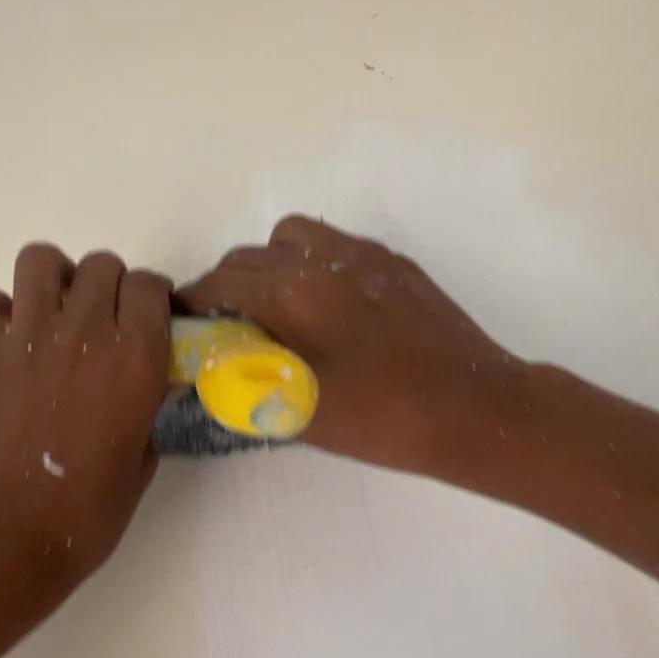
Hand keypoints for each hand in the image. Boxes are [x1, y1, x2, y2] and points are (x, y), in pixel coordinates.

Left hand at [0, 244, 172, 609]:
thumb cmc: (87, 513)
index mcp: (136, 358)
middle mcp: (85, 332)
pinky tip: (7, 340)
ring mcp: (28, 336)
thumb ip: (148, 410)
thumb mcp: (142, 462)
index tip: (150, 322)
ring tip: (56, 314)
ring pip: (40, 260)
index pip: (150, 286)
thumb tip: (150, 385)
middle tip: (105, 324)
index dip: (153, 300)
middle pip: (101, 264)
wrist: (6, 536)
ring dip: (53, 278)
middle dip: (109, 285)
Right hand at [179, 216, 517, 474]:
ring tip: (276, 308)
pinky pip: (333, 245)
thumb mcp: (298, 412)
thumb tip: (214, 368)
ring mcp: (363, 254)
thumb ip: (245, 380)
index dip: (193, 302)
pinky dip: (310, 265)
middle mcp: (322, 258)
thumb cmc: (380, 419)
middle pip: (250, 256)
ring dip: (269, 265)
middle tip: (228, 326)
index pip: (220, 282)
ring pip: (292, 237)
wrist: (473, 409)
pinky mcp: (393, 262)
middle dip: (227, 286)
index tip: (185, 323)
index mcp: (293, 292)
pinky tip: (324, 308)